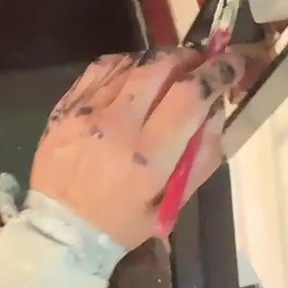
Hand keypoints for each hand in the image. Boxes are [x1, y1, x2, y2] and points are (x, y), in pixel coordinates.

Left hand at [30, 47, 254, 248]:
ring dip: (159, 61)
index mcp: (148, 156)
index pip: (190, 94)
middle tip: (199, 63)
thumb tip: (216, 112)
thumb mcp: (171, 203)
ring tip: (168, 71)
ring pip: (133, 62)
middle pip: (161, 66)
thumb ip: (201, 157)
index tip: (230, 65)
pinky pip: (102, 67)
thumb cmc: (120, 222)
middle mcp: (118, 124)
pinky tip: (133, 75)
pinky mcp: (67, 104)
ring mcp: (88, 109)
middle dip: (188, 57)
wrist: (57, 230)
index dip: (217, 73)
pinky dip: (126, 64)